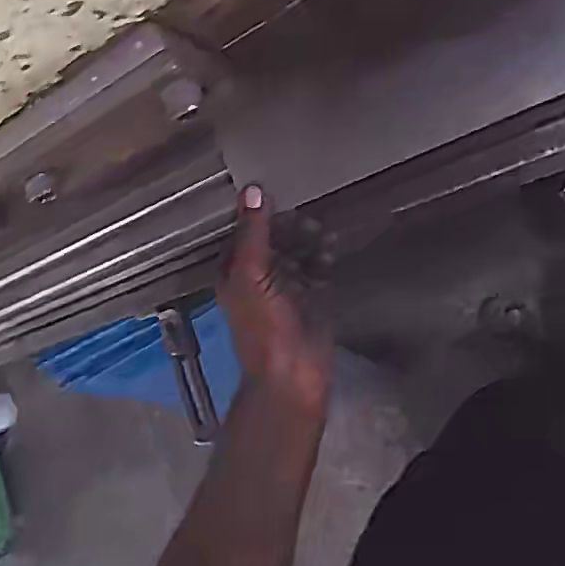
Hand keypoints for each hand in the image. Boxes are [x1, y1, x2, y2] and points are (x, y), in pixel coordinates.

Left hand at [221, 184, 332, 416]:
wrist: (292, 375)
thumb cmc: (263, 324)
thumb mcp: (251, 273)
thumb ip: (252, 232)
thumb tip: (252, 190)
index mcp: (232, 273)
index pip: (243, 233)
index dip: (259, 215)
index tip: (279, 198)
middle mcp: (254, 280)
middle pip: (272, 242)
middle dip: (289, 229)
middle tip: (309, 220)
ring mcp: (281, 292)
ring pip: (294, 255)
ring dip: (308, 243)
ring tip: (324, 235)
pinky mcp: (307, 301)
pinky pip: (313, 272)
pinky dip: (321, 261)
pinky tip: (331, 254)